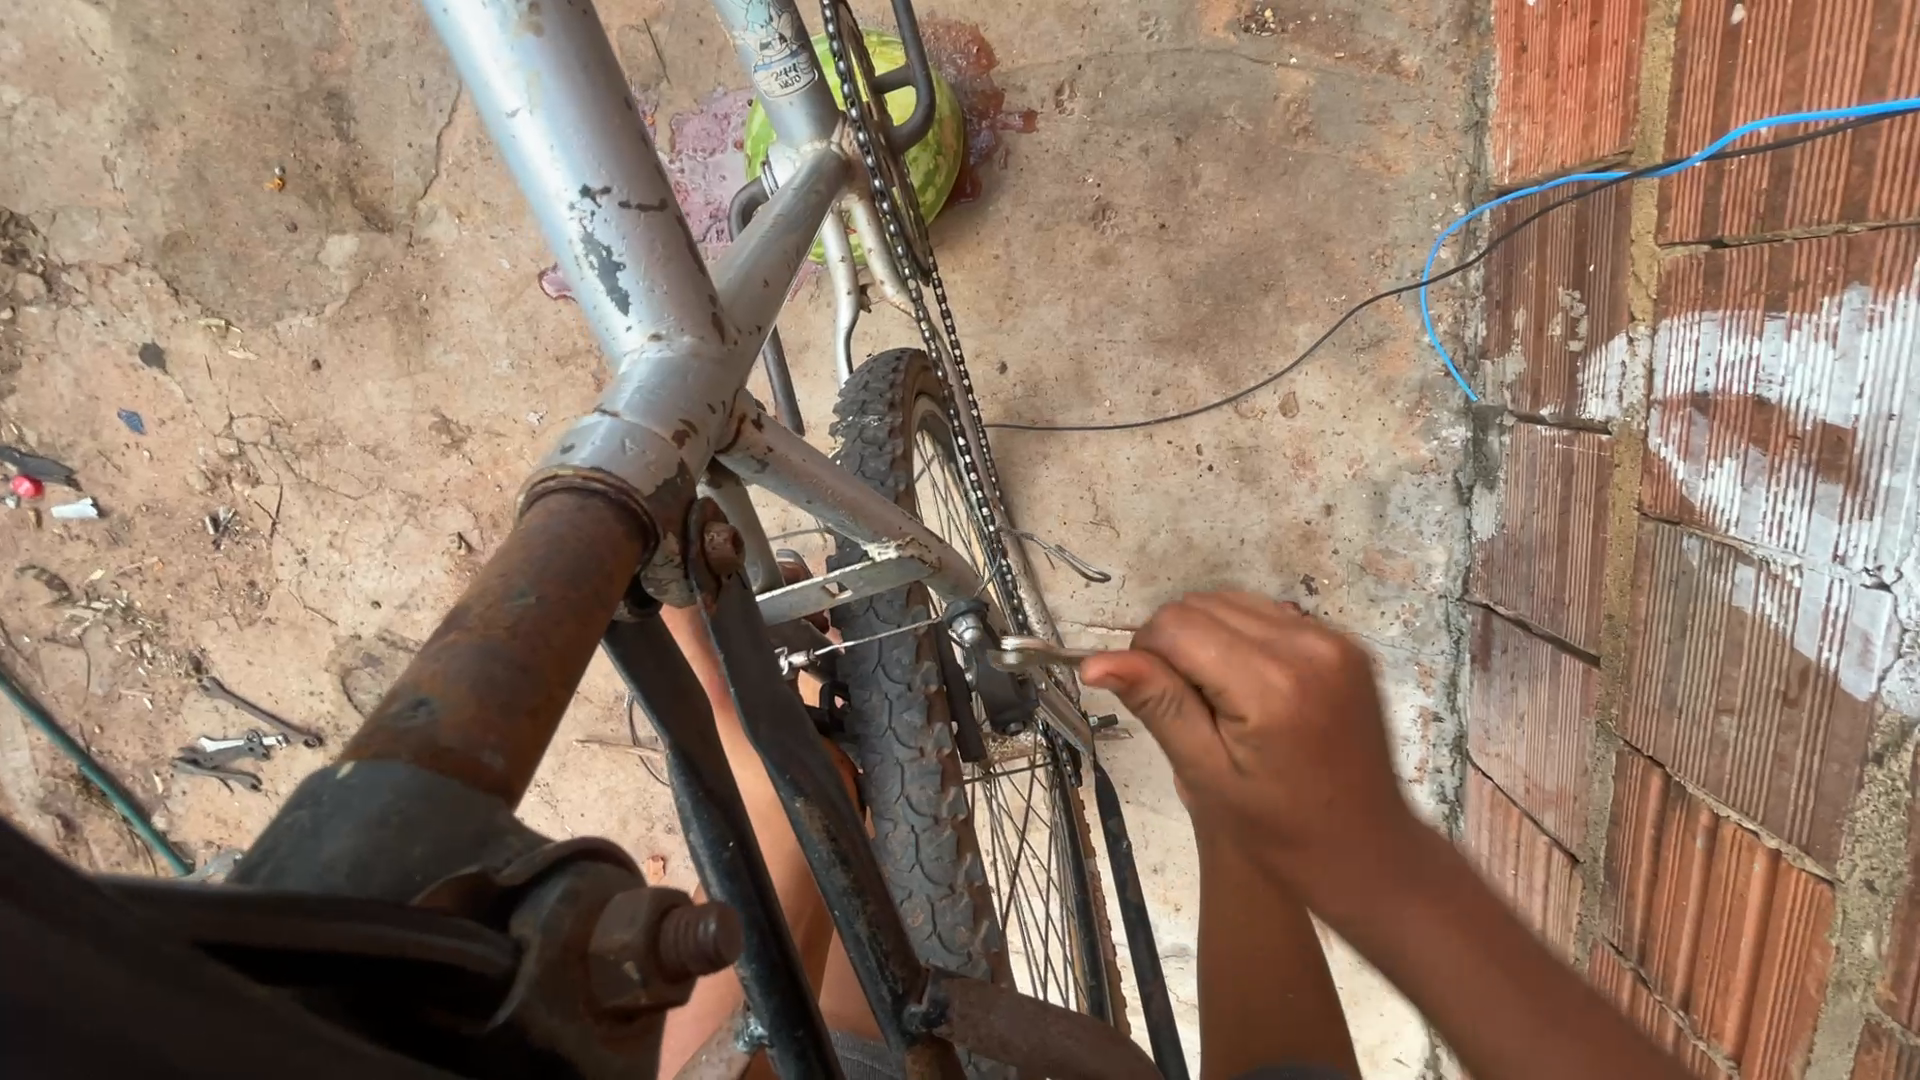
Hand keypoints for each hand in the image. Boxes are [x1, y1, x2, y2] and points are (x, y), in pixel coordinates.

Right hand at [1080, 592, 1419, 907]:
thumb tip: (1093, 662)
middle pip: (1199, 606)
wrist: (1367, 851)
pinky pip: (1264, 613)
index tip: (1157, 701)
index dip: (1147, 655)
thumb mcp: (1204, 773)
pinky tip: (1249, 686)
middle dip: (1175, 646)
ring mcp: (1332, 638)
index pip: (1175, 625)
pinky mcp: (1344, 641)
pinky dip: (1240, 638)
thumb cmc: (1278, 829)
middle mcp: (1307, 645)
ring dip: (1206, 638)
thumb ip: (1156, 703)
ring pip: (1228, 602)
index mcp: (1271, 685)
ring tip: (1220, 698)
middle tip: (1187, 708)